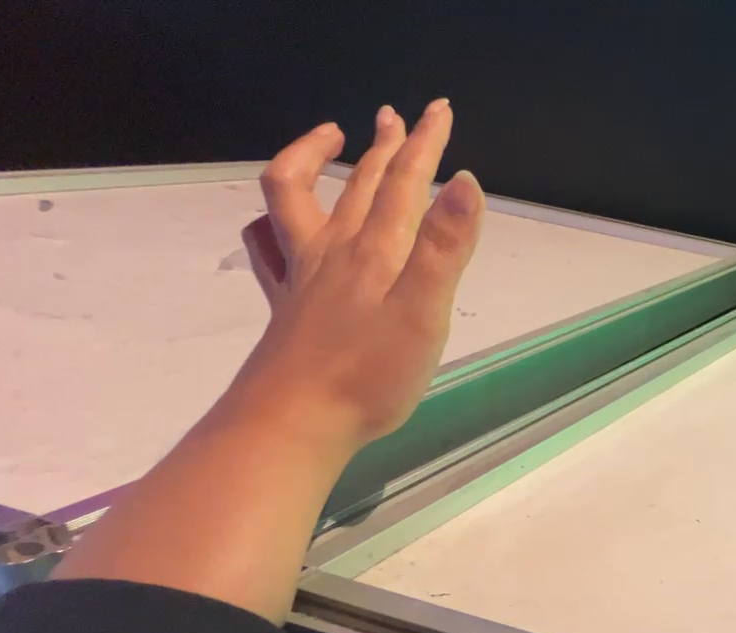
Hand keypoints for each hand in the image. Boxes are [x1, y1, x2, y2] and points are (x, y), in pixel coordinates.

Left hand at [225, 100, 485, 451]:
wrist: (297, 419)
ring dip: (316, 163)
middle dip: (384, 147)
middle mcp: (336, 252)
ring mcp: (305, 277)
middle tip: (397, 116)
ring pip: (301, 201)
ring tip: (330, 140)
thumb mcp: (424, 311)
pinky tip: (275, 222)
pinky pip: (269, 249)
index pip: (404, 186)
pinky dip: (271, 222)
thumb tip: (466, 183)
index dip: (425, 147)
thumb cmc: (371, 372)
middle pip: (360, 185)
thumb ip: (445, 248)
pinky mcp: (289, 307)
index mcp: (375, 252)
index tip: (440, 110)